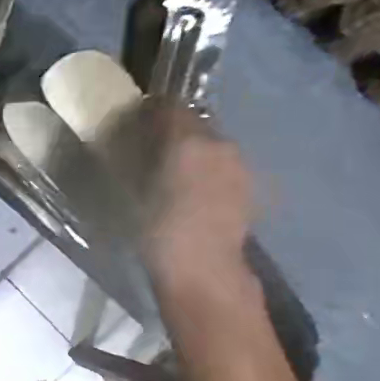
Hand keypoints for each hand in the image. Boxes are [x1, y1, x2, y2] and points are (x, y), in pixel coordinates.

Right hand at [140, 102, 256, 292]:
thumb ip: (136, 158)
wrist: (203, 273)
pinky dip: (204, 173)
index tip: (132, 121)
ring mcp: (239, 169)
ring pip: (209, 148)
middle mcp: (221, 145)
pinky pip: (220, 169)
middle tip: (148, 149)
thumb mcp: (133, 192)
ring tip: (168, 174)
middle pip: (194, 126)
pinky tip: (189, 194)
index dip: (149, 111)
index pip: (170, 107)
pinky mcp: (247, 192)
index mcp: (191, 140)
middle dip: (173, 133)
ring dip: (190, 154)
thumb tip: (133, 138)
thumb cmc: (158, 232)